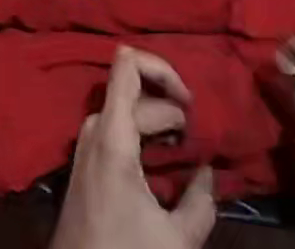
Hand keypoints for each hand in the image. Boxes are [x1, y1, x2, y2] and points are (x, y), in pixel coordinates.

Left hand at [50, 46, 217, 248]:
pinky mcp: (86, 161)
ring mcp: (86, 144)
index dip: (162, 68)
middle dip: (171, 109)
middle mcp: (95, 128)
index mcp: (113, 135)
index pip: (127, 64)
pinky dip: (142, 135)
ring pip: (126, 111)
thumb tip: (208, 172)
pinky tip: (163, 161)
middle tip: (197, 141)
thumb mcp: (176, 239)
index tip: (190, 103)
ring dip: (158, 123)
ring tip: (185, 150)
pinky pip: (116, 129)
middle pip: (136, 94)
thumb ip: (201, 201)